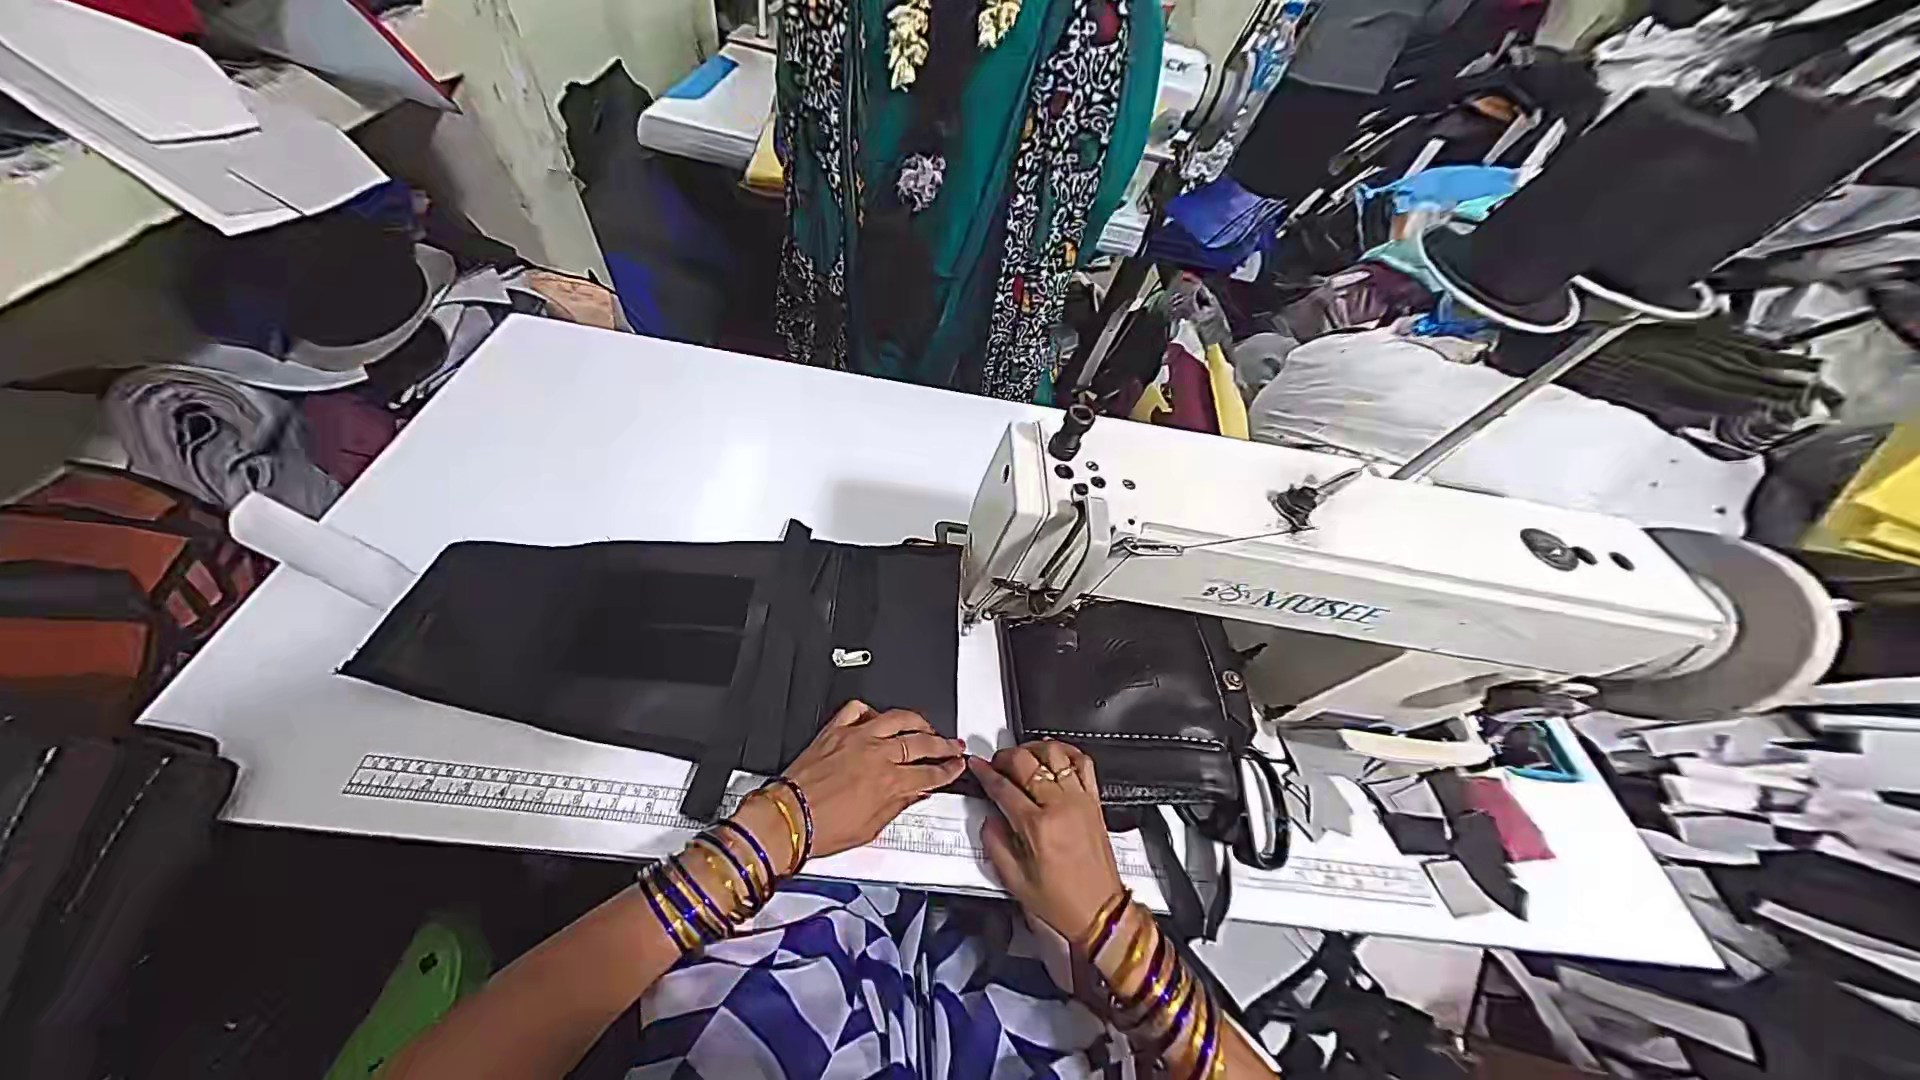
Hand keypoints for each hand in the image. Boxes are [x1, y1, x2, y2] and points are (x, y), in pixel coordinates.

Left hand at [771, 700, 965, 859]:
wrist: (788, 819)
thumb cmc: (822, 828)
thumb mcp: (870, 828)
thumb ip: (898, 805)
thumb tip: (914, 794)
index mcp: (888, 782)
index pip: (930, 772)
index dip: (948, 769)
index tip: (955, 766)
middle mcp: (876, 754)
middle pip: (921, 742)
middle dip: (943, 744)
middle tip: (952, 745)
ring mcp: (856, 738)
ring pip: (897, 718)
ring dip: (917, 721)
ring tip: (925, 725)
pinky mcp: (836, 731)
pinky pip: (857, 709)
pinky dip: (870, 710)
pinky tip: (877, 716)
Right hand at [970, 740, 1124, 945]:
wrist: (1100, 913)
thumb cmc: (1063, 901)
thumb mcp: (1015, 881)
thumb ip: (995, 844)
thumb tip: (989, 819)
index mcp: (1037, 827)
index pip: (1003, 787)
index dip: (985, 773)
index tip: (978, 766)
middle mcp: (1060, 807)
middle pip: (1026, 761)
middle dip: (1004, 757)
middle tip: (996, 764)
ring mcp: (1079, 800)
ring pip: (1054, 753)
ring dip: (1033, 748)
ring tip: (1022, 755)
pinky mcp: (1094, 800)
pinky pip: (1082, 762)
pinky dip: (1067, 751)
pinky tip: (1054, 754)